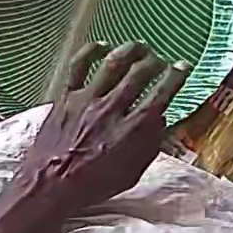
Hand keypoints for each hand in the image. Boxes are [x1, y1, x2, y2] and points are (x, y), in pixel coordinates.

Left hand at [7, 41, 188, 218]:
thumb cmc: (91, 185)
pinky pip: (79, 65)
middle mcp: (113, 109)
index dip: (177, 75)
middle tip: (158, 62)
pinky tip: (102, 46)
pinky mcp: (66, 97)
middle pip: (141, 72)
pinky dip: (92, 51)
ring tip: (139, 49)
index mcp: (133, 130)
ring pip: (114, 62)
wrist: (51, 185)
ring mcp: (87, 100)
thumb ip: (148, 145)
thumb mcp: (131, 173)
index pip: (163, 93)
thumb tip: (159, 121)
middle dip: (155, 62)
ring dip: (131, 51)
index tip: (182, 67)